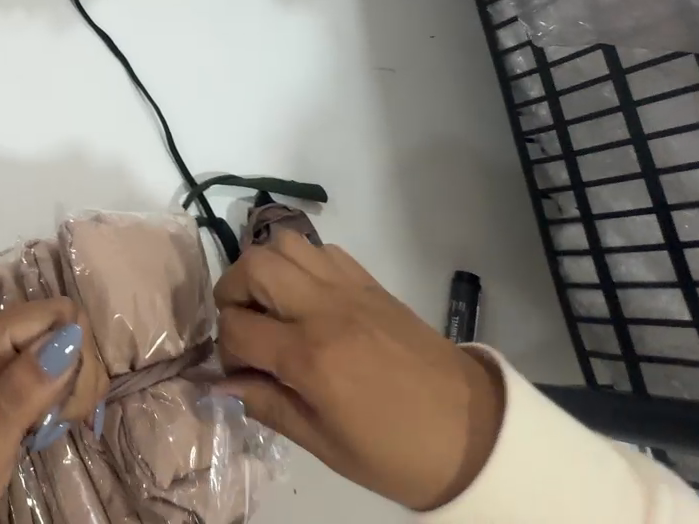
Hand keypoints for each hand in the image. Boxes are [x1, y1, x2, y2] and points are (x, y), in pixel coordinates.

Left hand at [0, 299, 99, 523]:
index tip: (70, 402)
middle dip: (76, 373)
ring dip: (73, 388)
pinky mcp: (10, 375)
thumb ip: (23, 392)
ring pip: (62, 349)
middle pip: (62, 328)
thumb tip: (68, 339)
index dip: (75, 353)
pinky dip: (62, 396)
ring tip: (55, 425)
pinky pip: (53, 370)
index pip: (56, 313)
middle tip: (64, 420)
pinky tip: (51, 423)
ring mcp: (2, 354)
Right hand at [213, 233, 505, 511]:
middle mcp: (324, 310)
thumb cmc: (397, 454)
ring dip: (263, 268)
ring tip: (269, 303)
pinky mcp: (370, 282)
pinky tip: (306, 297)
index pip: (238, 328)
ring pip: (284, 244)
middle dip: (232, 292)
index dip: (226, 350)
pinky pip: (320, 250)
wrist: (478, 437)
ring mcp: (349, 289)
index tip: (240, 371)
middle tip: (243, 324)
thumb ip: (267, 405)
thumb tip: (219, 385)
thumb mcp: (326, 445)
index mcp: (312, 357)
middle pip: (253, 267)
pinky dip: (300, 264)